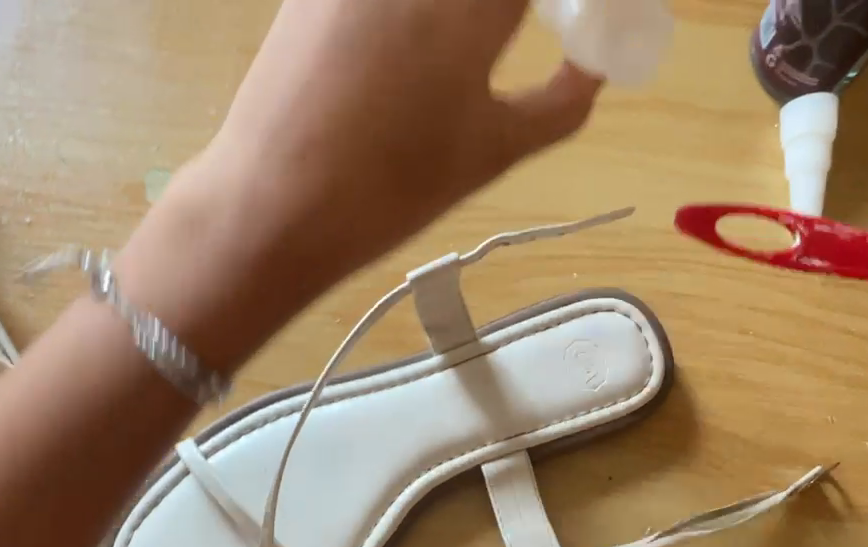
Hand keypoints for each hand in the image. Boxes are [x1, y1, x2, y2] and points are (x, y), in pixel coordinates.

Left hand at [208, 0, 599, 283]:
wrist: (275, 205)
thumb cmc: (392, 189)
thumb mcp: (491, 154)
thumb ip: (560, 105)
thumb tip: (592, 70)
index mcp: (477, 0)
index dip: (571, 3)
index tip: (576, 21)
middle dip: (510, 10)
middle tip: (527, 29)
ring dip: (465, 15)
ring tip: (474, 41)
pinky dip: (414, 15)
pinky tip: (409, 43)